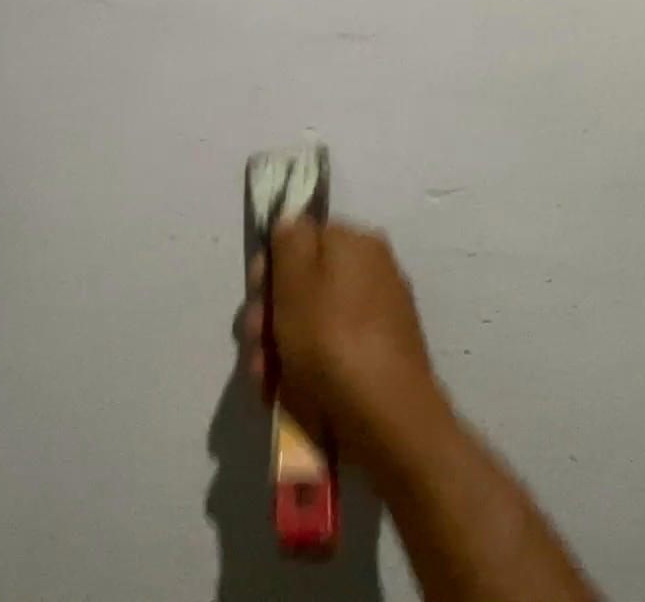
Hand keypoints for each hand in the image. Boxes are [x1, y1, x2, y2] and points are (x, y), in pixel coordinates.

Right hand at [241, 220, 441, 453]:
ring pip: (311, 323)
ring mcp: (379, 317)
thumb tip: (291, 224)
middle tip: (256, 342)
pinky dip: (306, 369)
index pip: (302, 238)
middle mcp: (373, 272)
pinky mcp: (379, 358)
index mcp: (357, 244)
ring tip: (268, 379)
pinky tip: (286, 394)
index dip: (271, 267)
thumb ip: (288, 241)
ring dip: (280, 348)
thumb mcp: (295, 279)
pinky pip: (331, 353)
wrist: (388, 419)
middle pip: (304, 284)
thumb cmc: (331, 340)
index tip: (257, 297)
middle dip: (270, 315)